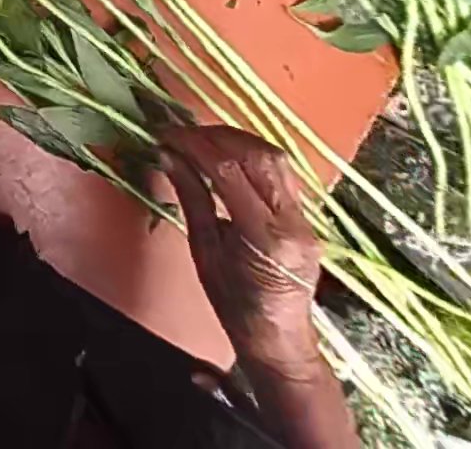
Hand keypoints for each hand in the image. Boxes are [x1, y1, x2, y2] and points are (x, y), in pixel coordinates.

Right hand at [163, 125, 324, 377]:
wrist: (277, 336)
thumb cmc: (233, 301)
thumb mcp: (203, 248)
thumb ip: (190, 195)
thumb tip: (168, 154)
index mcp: (264, 236)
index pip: (227, 169)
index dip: (193, 144)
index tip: (165, 134)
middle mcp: (292, 222)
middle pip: (256, 155)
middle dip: (212, 136)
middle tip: (179, 133)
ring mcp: (304, 218)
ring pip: (273, 157)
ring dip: (233, 139)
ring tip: (200, 138)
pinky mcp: (305, 216)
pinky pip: (280, 170)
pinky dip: (249, 152)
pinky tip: (226, 153)